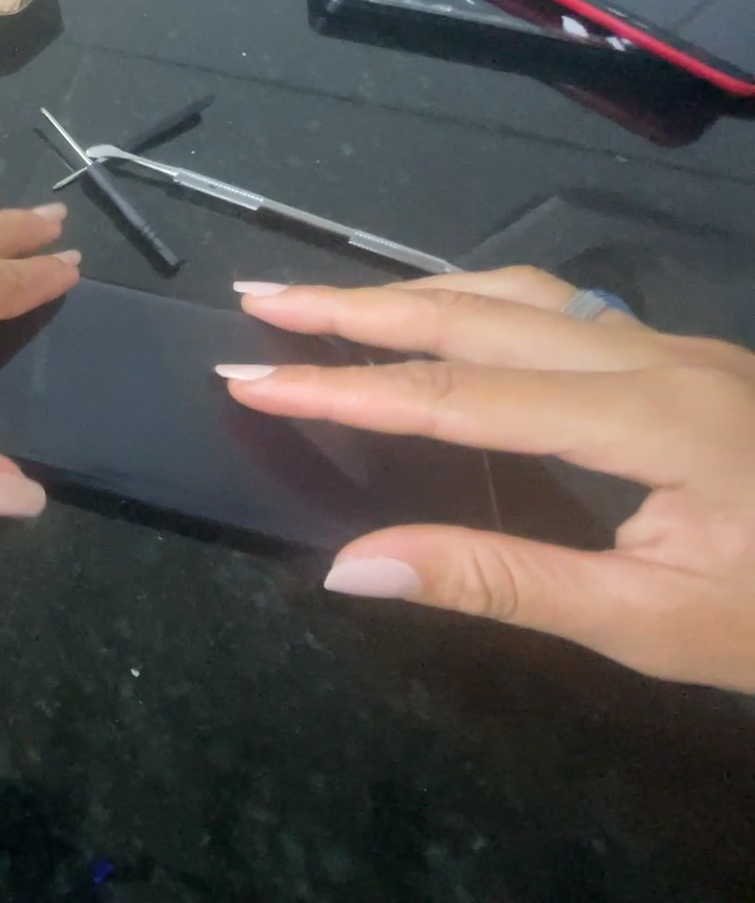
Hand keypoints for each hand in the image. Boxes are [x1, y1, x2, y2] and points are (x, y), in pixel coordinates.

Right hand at [220, 267, 754, 692]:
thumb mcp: (656, 624)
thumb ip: (495, 583)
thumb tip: (348, 567)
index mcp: (654, 418)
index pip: (451, 395)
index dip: (337, 388)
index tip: (249, 381)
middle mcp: (652, 357)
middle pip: (464, 313)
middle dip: (344, 307)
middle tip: (255, 299)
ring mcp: (665, 345)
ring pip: (501, 292)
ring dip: (392, 292)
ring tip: (312, 299)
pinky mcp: (667, 353)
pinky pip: (538, 301)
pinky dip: (451, 296)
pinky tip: (419, 309)